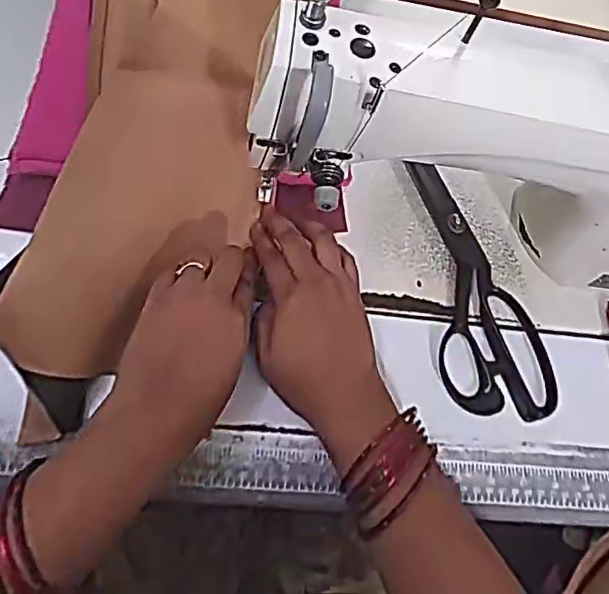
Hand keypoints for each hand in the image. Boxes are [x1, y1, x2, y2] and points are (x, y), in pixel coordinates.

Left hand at [112, 214, 255, 447]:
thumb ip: (238, 326)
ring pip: (199, 259)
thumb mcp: (233, 362)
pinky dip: (176, 276)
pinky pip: (171, 272)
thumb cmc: (195, 401)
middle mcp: (212, 298)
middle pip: (229, 257)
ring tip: (199, 284)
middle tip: (226, 272)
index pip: (249, 278)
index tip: (246, 272)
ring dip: (203, 267)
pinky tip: (176, 292)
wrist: (153, 411)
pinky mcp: (155, 297)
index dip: (248, 273)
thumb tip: (235, 309)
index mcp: (237, 318)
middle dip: (230, 262)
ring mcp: (182, 294)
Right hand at [249, 208, 398, 470]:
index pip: (271, 257)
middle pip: (295, 241)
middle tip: (270, 213)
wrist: (345, 394)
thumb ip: (261, 317)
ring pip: (323, 241)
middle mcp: (316, 285)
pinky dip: (334, 244)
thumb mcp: (267, 353)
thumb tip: (261, 298)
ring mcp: (337, 286)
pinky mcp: (353, 292)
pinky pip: (344, 257)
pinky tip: (328, 242)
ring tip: (298, 218)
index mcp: (291, 297)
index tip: (254, 229)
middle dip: (279, 223)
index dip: (261, 240)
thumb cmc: (308, 381)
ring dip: (308, 225)